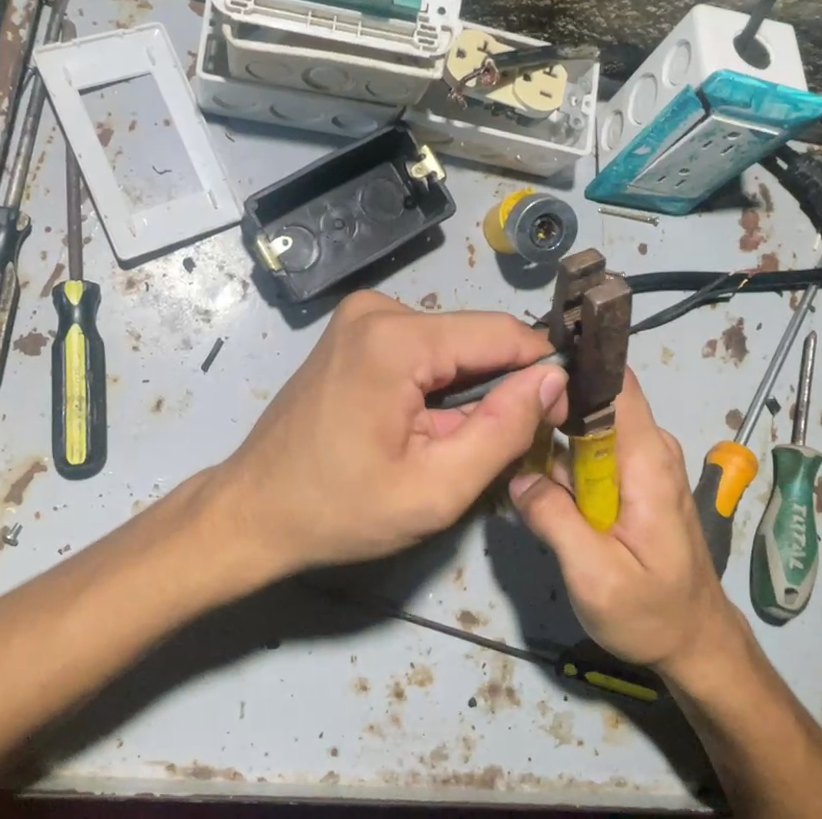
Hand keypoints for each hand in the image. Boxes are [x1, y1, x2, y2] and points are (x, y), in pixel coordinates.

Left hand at [212, 291, 566, 576]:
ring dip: (472, 389)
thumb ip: (503, 429)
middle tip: (518, 440)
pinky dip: (441, 384)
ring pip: (453, 345)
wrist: (255, 510)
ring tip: (466, 441)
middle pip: (475, 338)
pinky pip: (423, 349)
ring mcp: (361, 317)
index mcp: (395, 338)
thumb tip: (553, 378)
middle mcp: (377, 309)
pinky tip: (433, 426)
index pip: (502, 333)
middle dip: (505, 384)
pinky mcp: (355, 333)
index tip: (566, 411)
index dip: (543, 370)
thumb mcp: (435, 488)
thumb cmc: (340, 510)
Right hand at [509, 370, 739, 670]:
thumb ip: (554, 519)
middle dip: (547, 409)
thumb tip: (517, 475)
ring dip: (549, 441)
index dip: (573, 369)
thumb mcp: (595, 576)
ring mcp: (641, 464)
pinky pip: (589, 453)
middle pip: (592, 401)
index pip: (617, 383)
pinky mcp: (631, 480)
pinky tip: (537, 486)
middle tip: (502, 433)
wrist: (695, 645)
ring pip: (585, 428)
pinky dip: (561, 464)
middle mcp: (649, 449)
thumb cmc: (653, 613)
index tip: (524, 378)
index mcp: (647, 461)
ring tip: (512, 460)